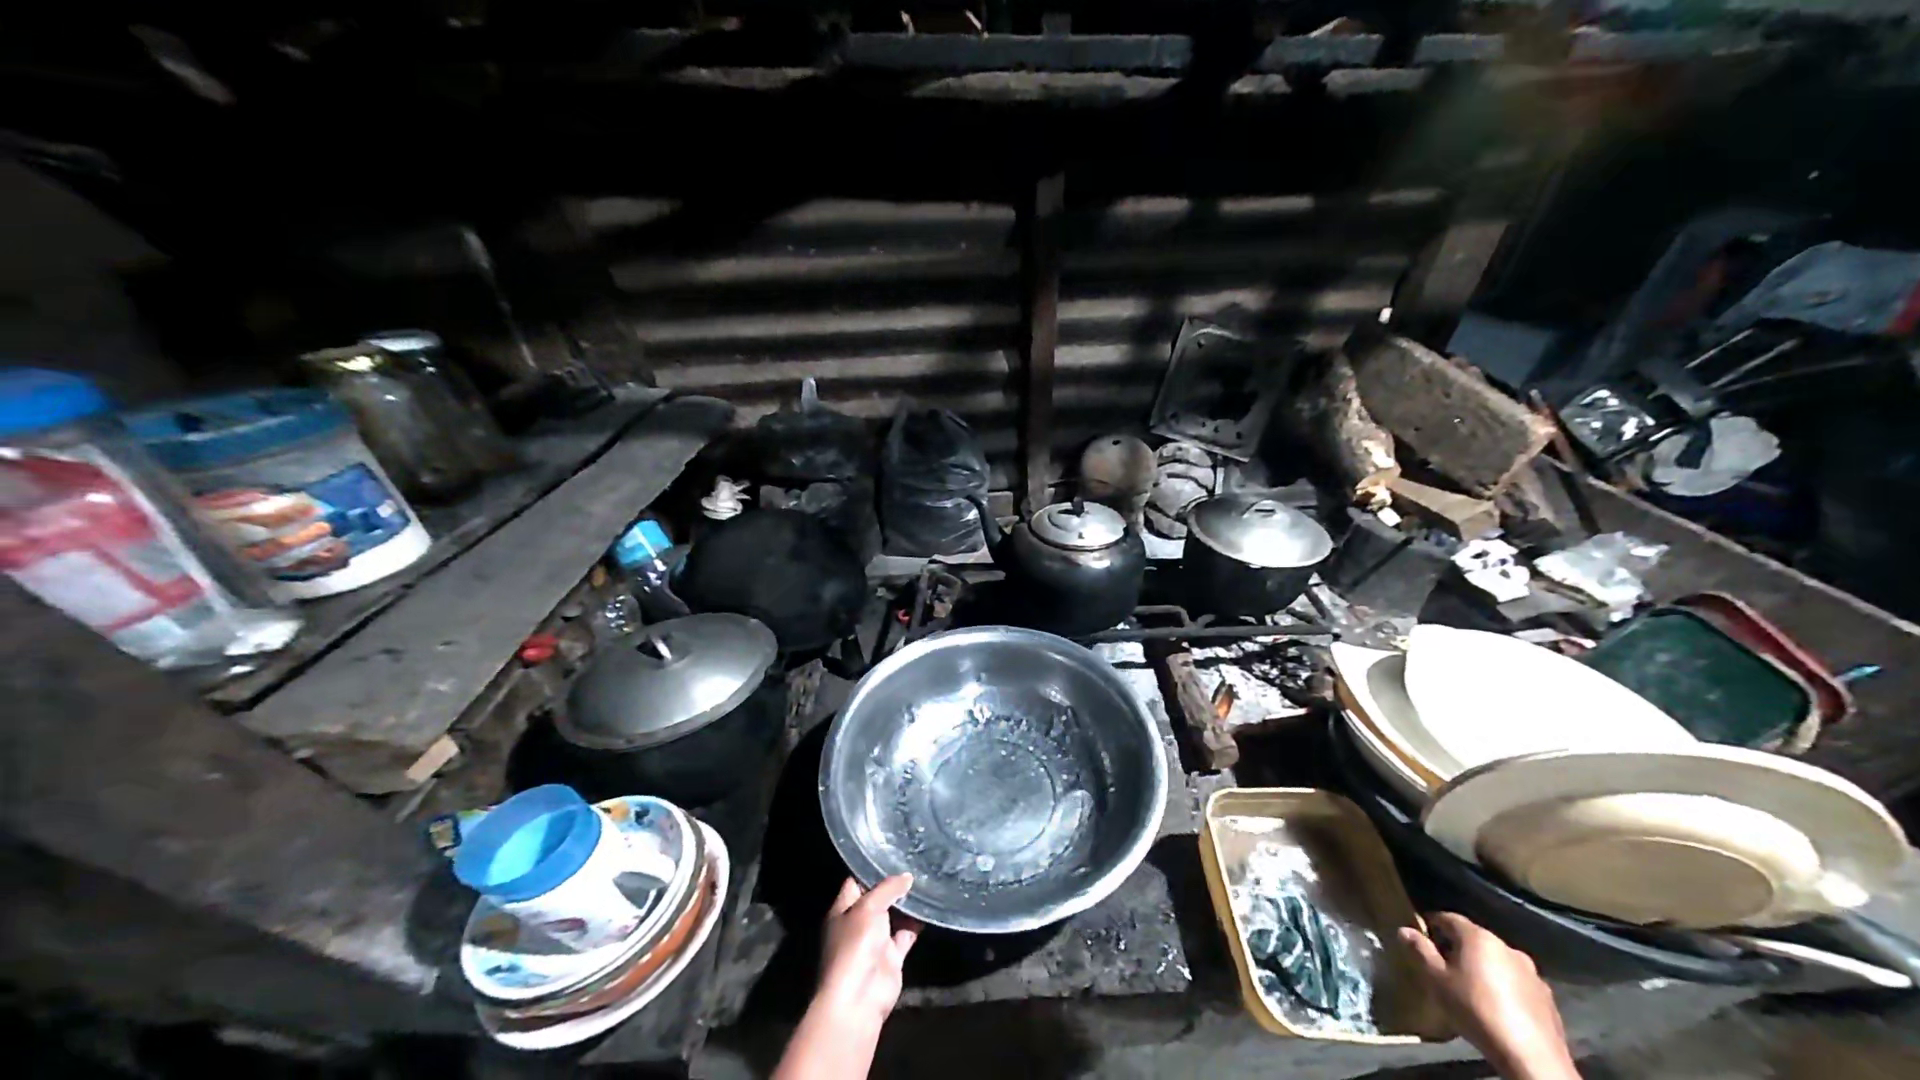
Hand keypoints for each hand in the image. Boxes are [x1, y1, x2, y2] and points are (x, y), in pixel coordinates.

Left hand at [817, 874, 920, 1028]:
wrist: (858, 997)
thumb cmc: (855, 945)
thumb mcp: (868, 907)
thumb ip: (887, 889)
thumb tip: (907, 876)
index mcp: (843, 909)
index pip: (856, 882)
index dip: (871, 868)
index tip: (892, 852)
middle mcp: (858, 922)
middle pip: (877, 898)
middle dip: (894, 884)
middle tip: (916, 862)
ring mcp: (875, 940)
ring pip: (894, 916)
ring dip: (907, 903)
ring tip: (927, 879)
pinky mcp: (892, 957)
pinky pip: (906, 935)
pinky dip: (916, 924)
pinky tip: (931, 907)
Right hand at [1399, 913, 1579, 1079]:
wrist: (1531, 1057)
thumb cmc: (1475, 1010)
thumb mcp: (1437, 980)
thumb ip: (1420, 951)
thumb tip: (1405, 930)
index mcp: (1478, 937)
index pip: (1448, 918)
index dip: (1431, 925)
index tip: (1421, 939)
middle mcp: (1506, 947)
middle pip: (1474, 939)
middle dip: (1457, 948)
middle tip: (1443, 967)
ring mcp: (1531, 972)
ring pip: (1497, 960)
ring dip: (1483, 968)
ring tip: (1471, 989)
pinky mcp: (1546, 996)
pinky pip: (1516, 981)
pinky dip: (1504, 986)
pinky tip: (1497, 1007)